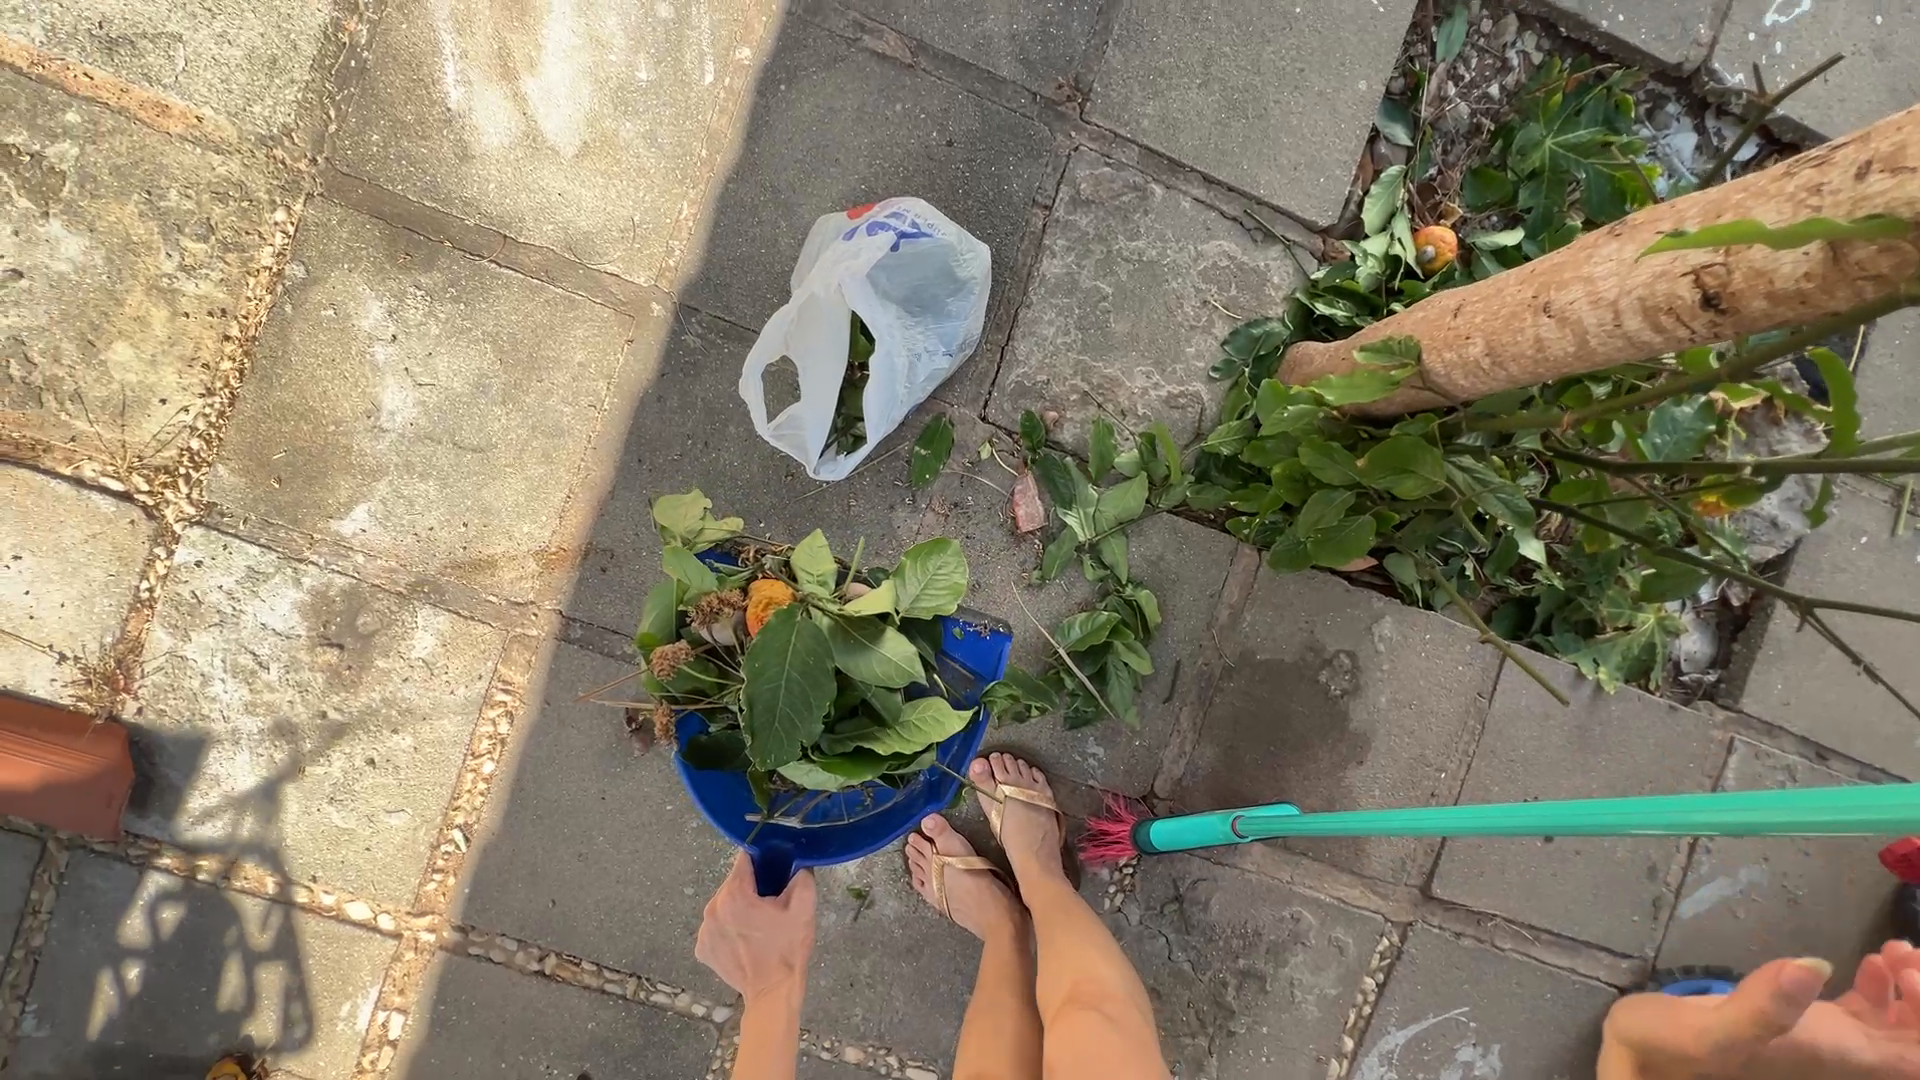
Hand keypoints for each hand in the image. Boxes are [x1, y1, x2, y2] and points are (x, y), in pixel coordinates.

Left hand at [696, 853, 816, 1001]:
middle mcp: (712, 909)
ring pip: (725, 903)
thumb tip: (797, 860)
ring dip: (741, 906)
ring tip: (760, 921)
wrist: (773, 994)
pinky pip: (717, 925)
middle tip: (773, 899)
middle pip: (734, 882)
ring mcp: (703, 931)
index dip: (763, 857)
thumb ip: (801, 874)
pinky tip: (746, 938)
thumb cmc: (788, 949)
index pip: (745, 858)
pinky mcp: (702, 949)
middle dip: (753, 885)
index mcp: (734, 895)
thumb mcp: (804, 906)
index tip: (776, 865)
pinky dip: (730, 926)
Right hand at [1600, 940, 1919, 1078]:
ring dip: (1911, 989)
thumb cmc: (1671, 1046)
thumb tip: (1813, 964)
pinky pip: (1870, 1013)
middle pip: (1917, 1040)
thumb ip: (1761, 1006)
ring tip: (1892, 948)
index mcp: (1833, 1060)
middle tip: (1901, 948)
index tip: (1907, 970)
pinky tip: (1869, 960)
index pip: (1919, 1056)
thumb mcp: (1709, 1030)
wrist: (1641, 1054)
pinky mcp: (1806, 1022)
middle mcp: (1845, 1056)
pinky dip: (1883, 987)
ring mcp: (1829, 1040)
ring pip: (1903, 1026)